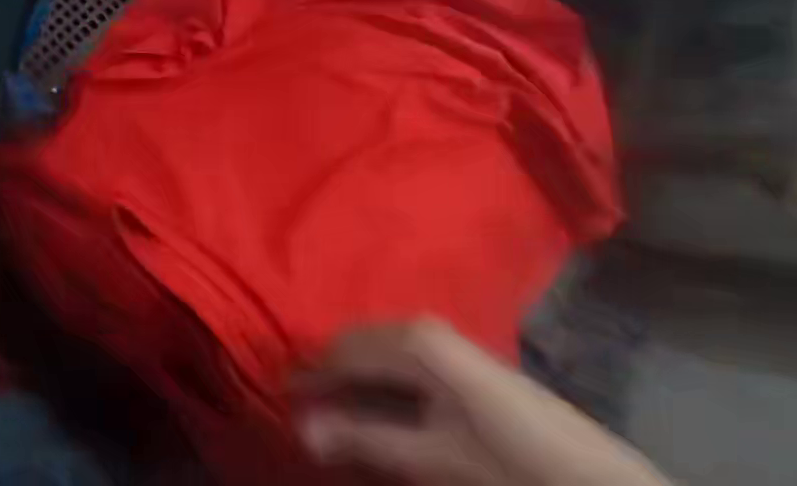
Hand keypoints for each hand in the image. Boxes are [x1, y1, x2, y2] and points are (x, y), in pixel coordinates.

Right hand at [295, 319, 670, 485]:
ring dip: (353, 377)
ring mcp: (444, 338)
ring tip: (334, 406)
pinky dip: (379, 380)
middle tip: (304, 404)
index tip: (281, 396)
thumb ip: (365, 440)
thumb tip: (300, 428)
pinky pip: (399, 358)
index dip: (308, 377)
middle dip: (328, 373)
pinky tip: (377, 403)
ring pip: (376, 349)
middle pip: (355, 344)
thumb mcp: (434, 460)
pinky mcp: (462, 358)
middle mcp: (422, 326)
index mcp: (412, 340)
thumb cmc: (516, 470)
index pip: (338, 352)